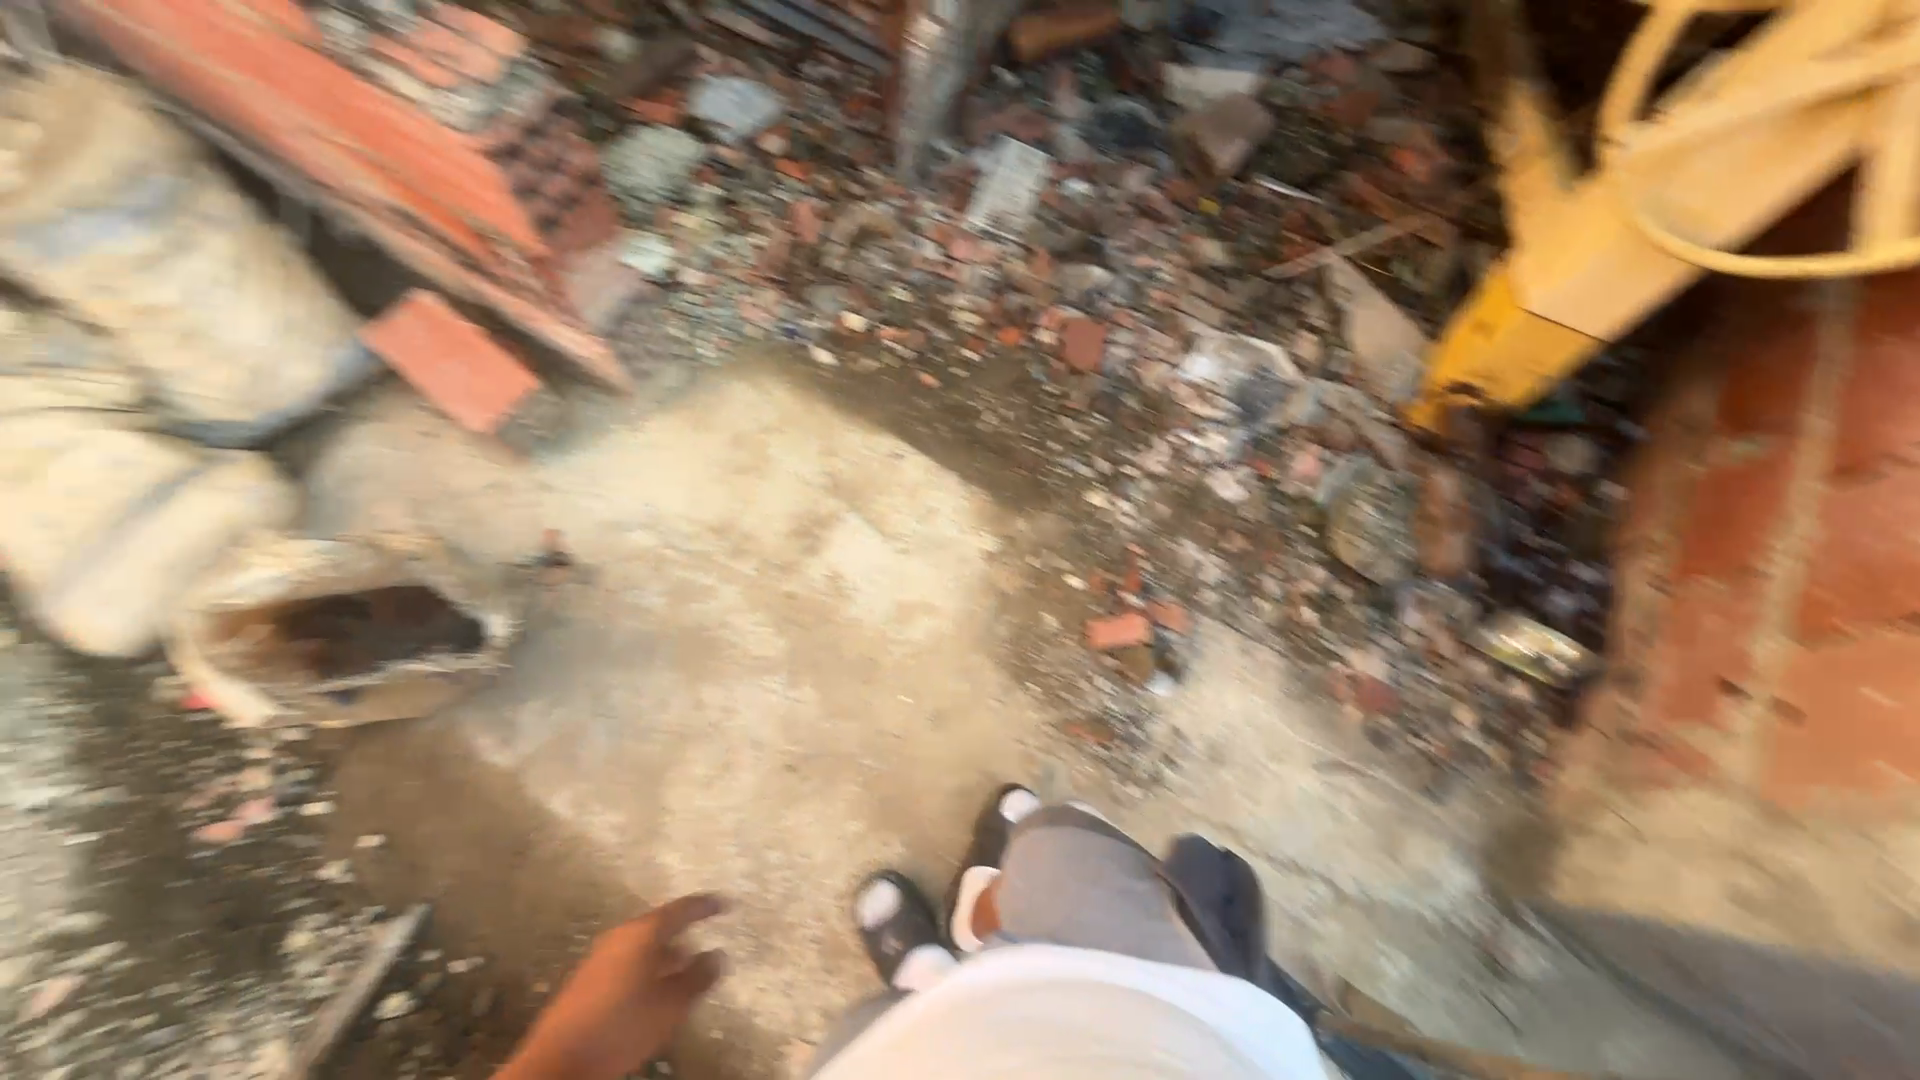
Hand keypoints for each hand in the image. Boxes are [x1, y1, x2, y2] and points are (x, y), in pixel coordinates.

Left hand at [496, 894, 728, 1079]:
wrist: (557, 1063)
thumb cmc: (621, 1027)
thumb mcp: (671, 1005)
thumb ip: (698, 977)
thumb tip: (717, 955)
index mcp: (642, 933)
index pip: (682, 909)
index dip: (706, 906)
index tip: (725, 904)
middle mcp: (620, 937)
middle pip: (659, 925)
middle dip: (684, 932)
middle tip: (705, 938)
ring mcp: (600, 957)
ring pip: (642, 946)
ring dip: (665, 954)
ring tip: (685, 968)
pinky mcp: (587, 980)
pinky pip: (628, 962)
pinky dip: (647, 968)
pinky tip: (654, 990)